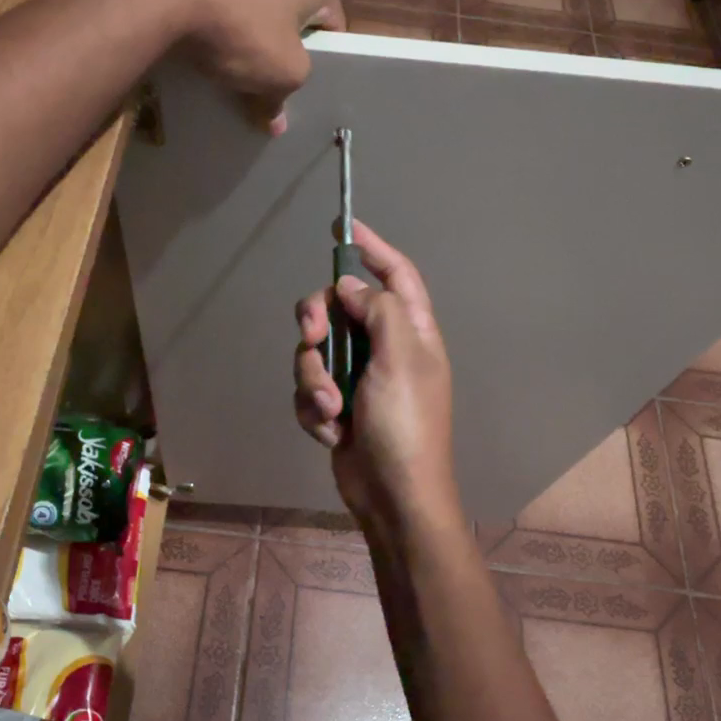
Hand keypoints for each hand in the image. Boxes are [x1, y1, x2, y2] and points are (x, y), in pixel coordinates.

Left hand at [169, 0, 344, 134]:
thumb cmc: (244, 32)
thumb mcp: (281, 75)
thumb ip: (285, 98)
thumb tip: (276, 123)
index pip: (332, 23)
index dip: (323, 57)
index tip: (305, 82)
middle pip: (294, 11)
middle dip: (285, 44)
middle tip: (273, 77)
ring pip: (260, 2)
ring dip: (254, 31)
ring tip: (239, 63)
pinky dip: (225, 17)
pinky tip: (211, 42)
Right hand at [293, 222, 456, 529]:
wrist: (392, 496)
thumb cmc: (406, 425)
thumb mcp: (401, 359)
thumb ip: (378, 311)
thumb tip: (351, 285)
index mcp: (411, 331)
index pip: (394, 275)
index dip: (372, 247)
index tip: (344, 224)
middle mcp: (384, 347)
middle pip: (338, 308)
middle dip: (317, 322)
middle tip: (312, 338)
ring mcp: (357, 378)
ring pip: (314, 352)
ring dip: (314, 380)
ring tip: (331, 409)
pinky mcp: (335, 406)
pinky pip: (309, 389)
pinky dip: (314, 410)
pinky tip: (332, 432)